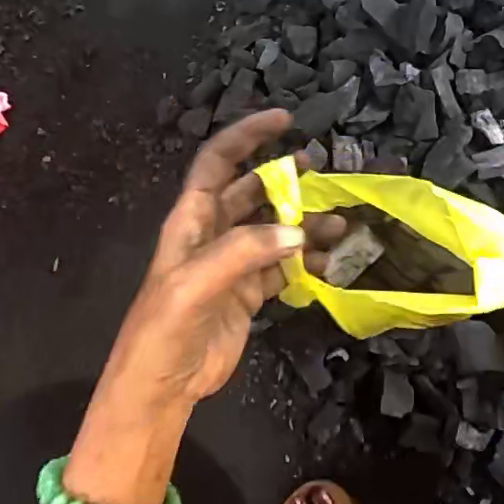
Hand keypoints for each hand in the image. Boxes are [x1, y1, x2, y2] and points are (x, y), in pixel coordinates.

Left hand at [101, 109, 344, 410]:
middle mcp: (213, 232)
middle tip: (323, 171)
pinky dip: (307, 261)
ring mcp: (233, 262)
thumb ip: (242, 254)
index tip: (284, 119)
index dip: (246, 135)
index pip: (217, 161)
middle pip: (252, 190)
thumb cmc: (165, 328)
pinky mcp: (248, 292)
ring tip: (341, 226)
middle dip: (286, 178)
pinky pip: (283, 265)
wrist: (162, 384)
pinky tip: (331, 263)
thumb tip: (297, 232)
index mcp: (192, 218)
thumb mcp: (194, 285)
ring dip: (306, 223)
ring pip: (274, 229)